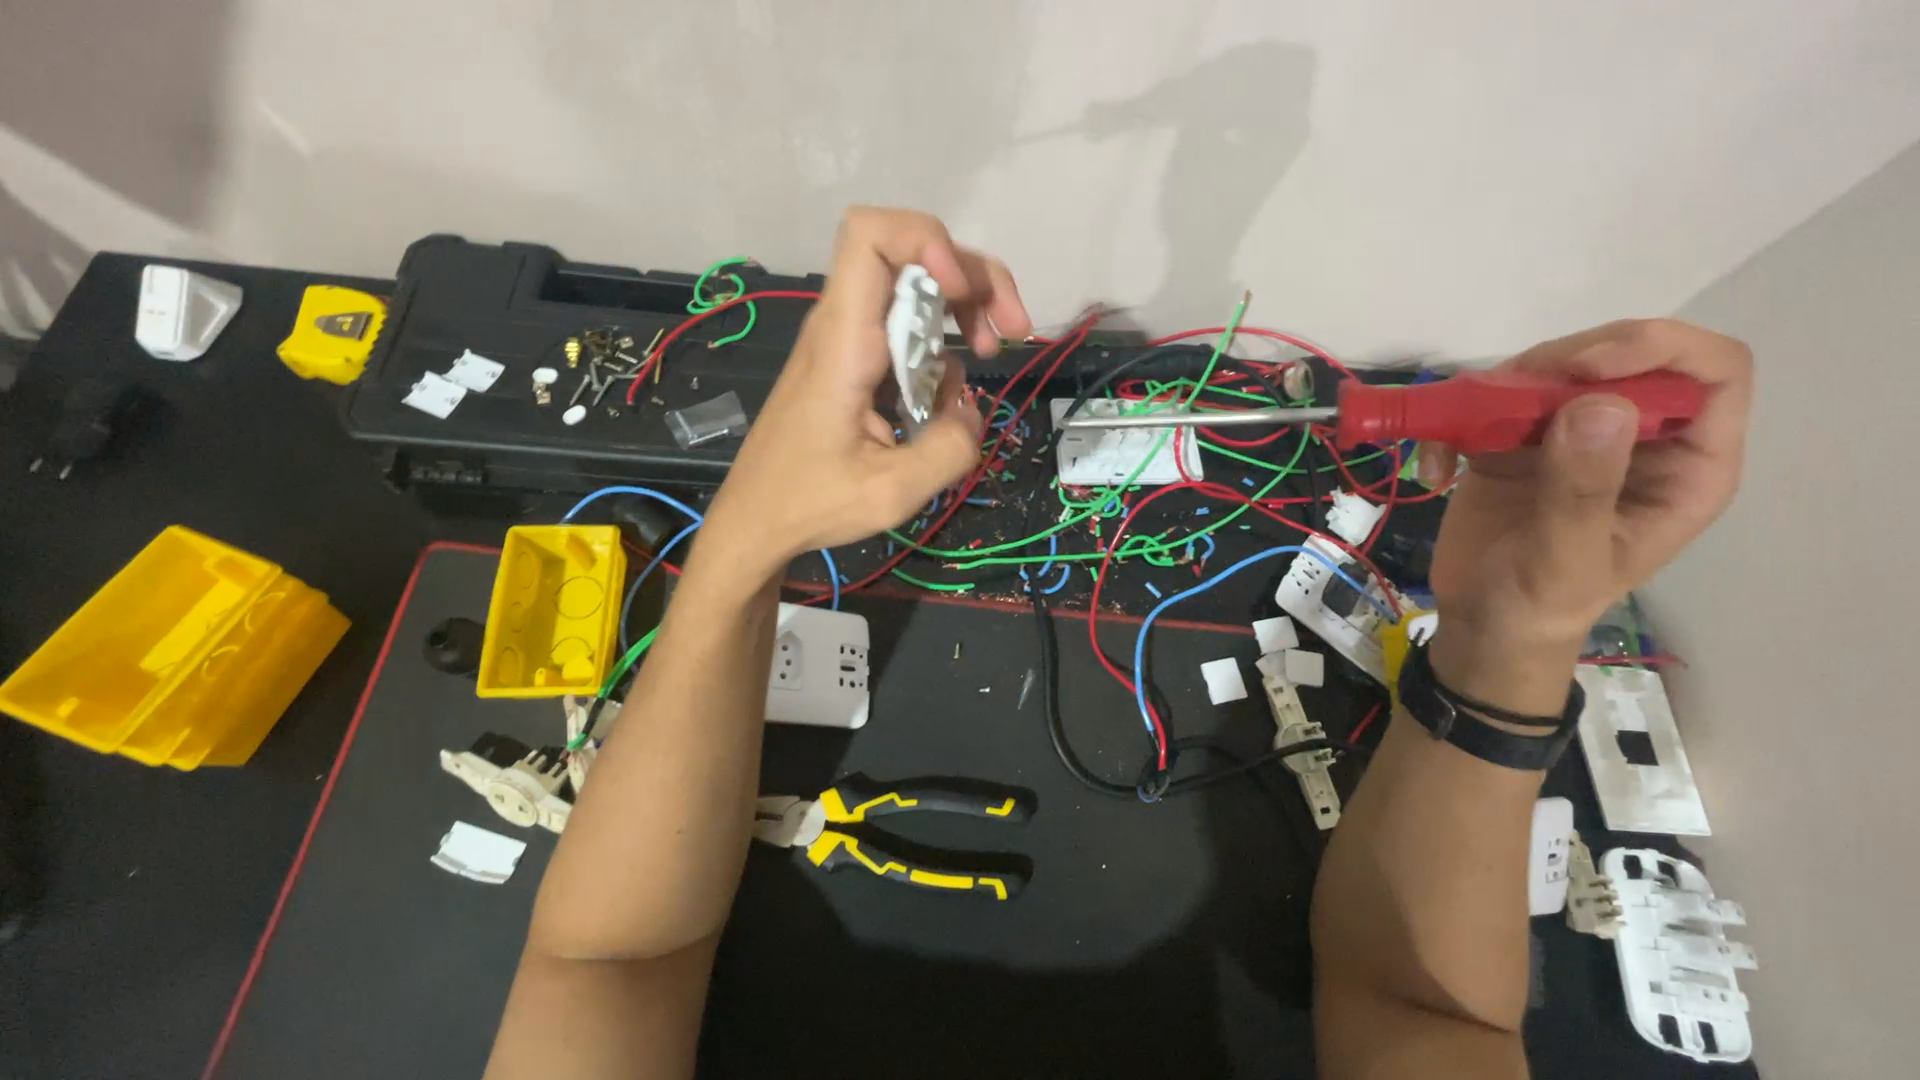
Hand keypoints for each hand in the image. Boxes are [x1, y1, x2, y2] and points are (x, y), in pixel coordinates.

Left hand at [698, 207, 1030, 581]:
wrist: (755, 520)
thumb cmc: (809, 504)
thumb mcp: (890, 493)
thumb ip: (948, 450)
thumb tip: (972, 411)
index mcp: (843, 342)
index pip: (869, 236)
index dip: (926, 240)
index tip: (963, 293)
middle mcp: (843, 327)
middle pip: (908, 253)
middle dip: (972, 277)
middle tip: (1010, 331)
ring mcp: (848, 342)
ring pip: (912, 287)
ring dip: (962, 309)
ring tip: (992, 351)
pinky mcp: (854, 363)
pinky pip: (905, 330)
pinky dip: (941, 347)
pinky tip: (949, 394)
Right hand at [1419, 319, 1752, 710]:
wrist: (1481, 627)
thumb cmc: (1539, 606)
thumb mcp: (1566, 559)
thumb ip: (1584, 488)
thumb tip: (1599, 404)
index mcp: (1684, 467)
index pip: (1711, 373)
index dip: (1657, 349)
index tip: (1583, 371)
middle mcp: (1636, 441)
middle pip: (1622, 356)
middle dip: (1562, 365)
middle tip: (1505, 398)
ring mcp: (1570, 439)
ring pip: (1552, 371)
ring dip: (1499, 391)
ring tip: (1459, 436)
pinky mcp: (1513, 446)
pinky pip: (1489, 406)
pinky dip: (1453, 422)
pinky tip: (1435, 468)